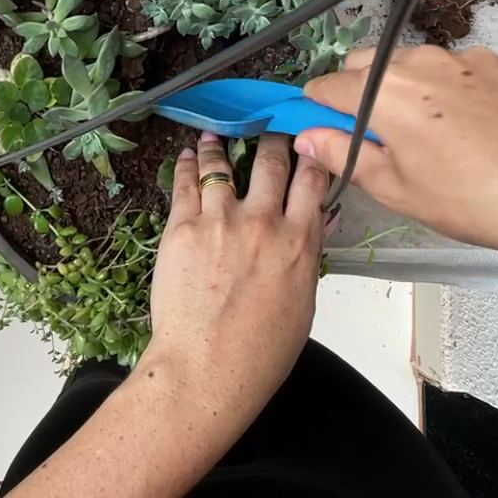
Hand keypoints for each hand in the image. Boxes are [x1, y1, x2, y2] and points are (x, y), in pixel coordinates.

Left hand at [138, 132, 330, 428]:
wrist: (207, 369)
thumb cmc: (260, 351)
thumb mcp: (302, 303)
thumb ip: (306, 256)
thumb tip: (313, 224)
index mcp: (300, 243)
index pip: (313, 180)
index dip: (312, 154)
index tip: (308, 139)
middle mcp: (263, 222)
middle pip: (271, 162)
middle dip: (272, 140)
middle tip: (268, 128)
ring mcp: (221, 221)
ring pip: (224, 166)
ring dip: (222, 145)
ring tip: (218, 133)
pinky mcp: (183, 227)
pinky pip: (188, 184)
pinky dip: (191, 165)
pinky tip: (191, 155)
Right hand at [298, 45, 497, 276]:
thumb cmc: (479, 202)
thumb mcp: (400, 191)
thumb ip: (344, 156)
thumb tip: (305, 136)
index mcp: (382, 94)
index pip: (324, 85)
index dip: (316, 110)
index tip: (325, 134)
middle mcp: (417, 61)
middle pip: (361, 64)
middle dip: (354, 92)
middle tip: (377, 137)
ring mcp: (463, 56)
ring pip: (407, 62)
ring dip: (399, 87)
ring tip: (430, 133)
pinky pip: (452, 66)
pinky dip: (444, 87)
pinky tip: (473, 126)